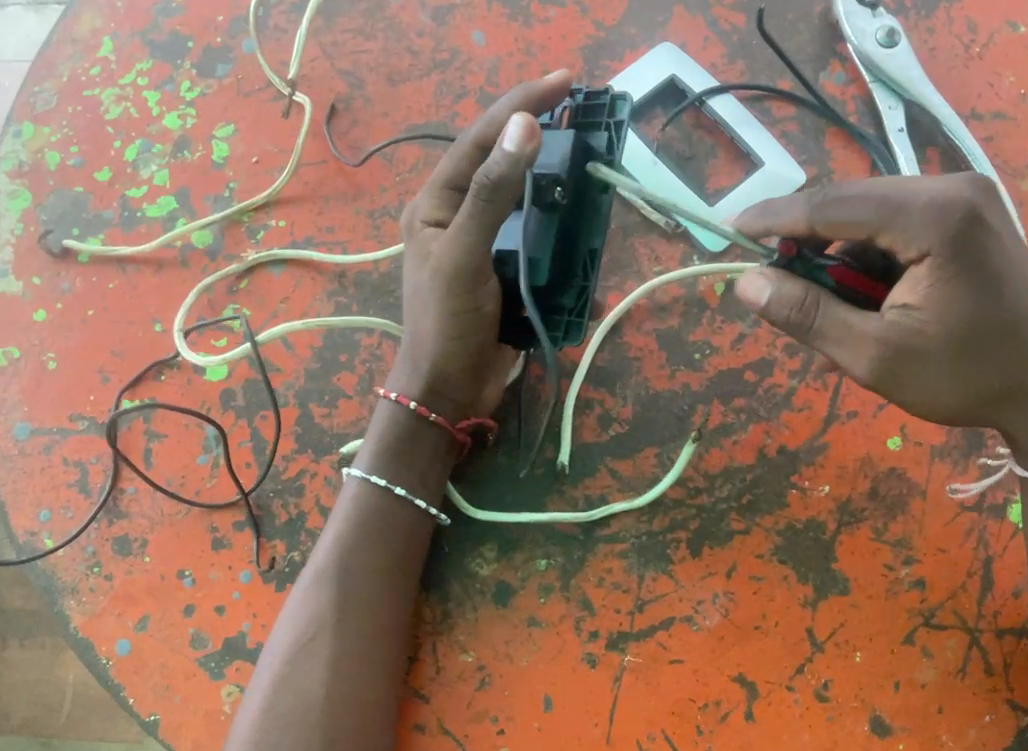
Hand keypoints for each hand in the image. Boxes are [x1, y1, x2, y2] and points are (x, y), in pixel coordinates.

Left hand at [386, 70, 573, 421]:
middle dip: (543, 147)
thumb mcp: (465, 254)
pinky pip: (539, 253)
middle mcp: (459, 220)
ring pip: (528, 209)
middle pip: (505, 169)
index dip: (520, 106)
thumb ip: (493, 193)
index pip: (480, 139)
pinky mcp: (506, 280)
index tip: (565, 82)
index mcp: (437, 205)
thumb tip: (525, 126)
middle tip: (585, 124)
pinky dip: (563, 252)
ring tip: (591, 183)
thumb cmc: (446, 322)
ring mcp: (485, 251)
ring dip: (559, 201)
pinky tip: (584, 254)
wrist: (449, 392)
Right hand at [731, 174, 1027, 469]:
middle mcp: (953, 189)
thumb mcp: (874, 355)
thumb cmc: (965, 377)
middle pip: (851, 205)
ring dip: (840, 265)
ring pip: (871, 219)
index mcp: (935, 216)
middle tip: (776, 290)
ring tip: (832, 323)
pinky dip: (870, 267)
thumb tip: (746, 284)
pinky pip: (897, 231)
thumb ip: (807, 315)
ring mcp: (967, 201)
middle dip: (809, 247)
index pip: (832, 204)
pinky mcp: (970, 220)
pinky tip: (865, 310)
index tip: (727, 231)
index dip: (774, 219)